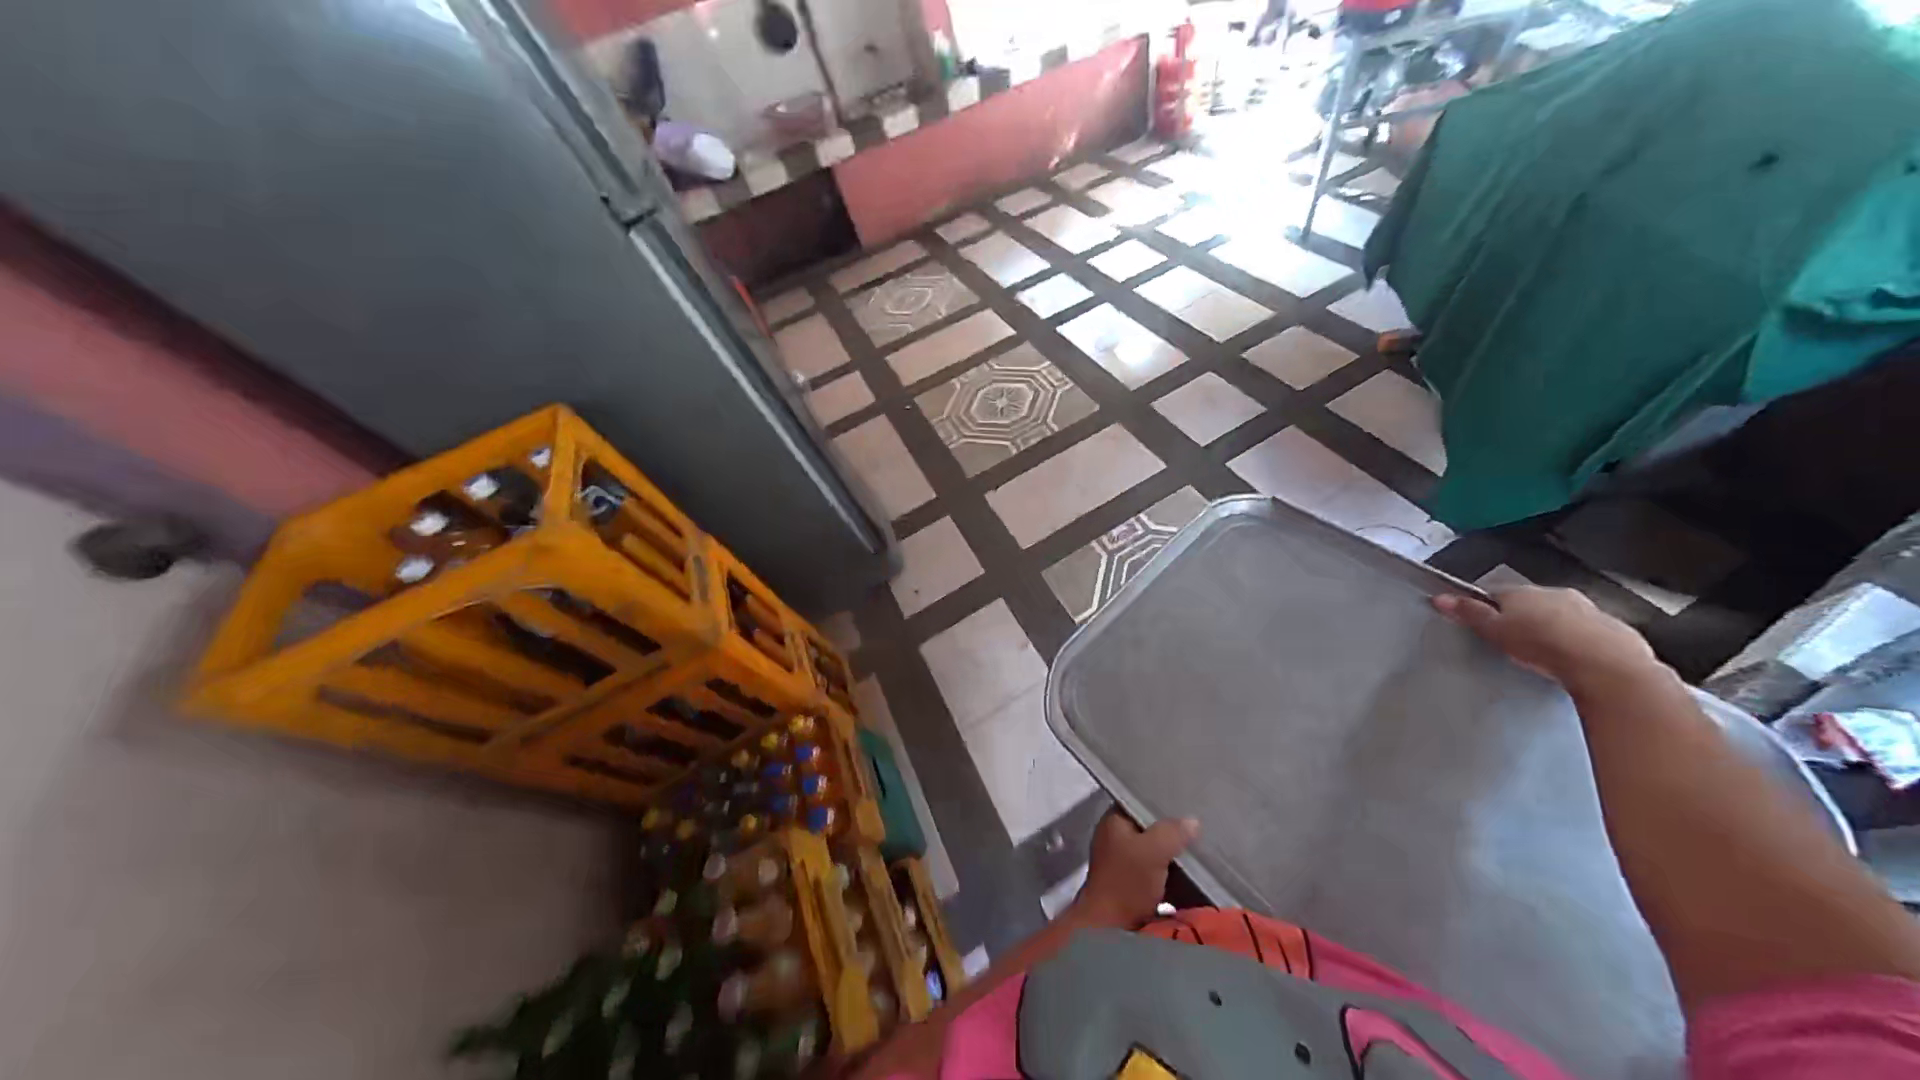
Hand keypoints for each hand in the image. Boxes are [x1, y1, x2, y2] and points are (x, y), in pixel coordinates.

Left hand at [1071, 809, 1198, 928]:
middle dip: (1173, 830)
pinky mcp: (1134, 885)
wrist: (1111, 929)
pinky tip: (1194, 874)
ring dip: (1175, 854)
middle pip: (1150, 827)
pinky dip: (1174, 874)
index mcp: (1114, 821)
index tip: (1187, 802)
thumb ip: (1172, 832)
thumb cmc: (1126, 882)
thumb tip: (1192, 821)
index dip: (1161, 801)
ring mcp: (1125, 862)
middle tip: (1200, 827)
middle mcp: (1117, 837)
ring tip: (1202, 849)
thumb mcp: (1152, 851)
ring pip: (1156, 850)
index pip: (1139, 800)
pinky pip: (1158, 873)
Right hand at [1432, 585, 1660, 691]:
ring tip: (1545, 655)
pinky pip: (1590, 632)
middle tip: (1514, 643)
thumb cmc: (1545, 646)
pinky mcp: (1615, 629)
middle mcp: (1556, 594)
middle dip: (1524, 619)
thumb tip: (1440, 598)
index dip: (1487, 609)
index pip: (1495, 594)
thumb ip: (1468, 613)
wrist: (1606, 667)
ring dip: (1554, 629)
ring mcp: (1589, 610)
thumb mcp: (1493, 631)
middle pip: (1531, 604)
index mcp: (1522, 592)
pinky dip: (1581, 642)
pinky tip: (1575, 661)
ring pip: (1562, 616)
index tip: (1485, 625)